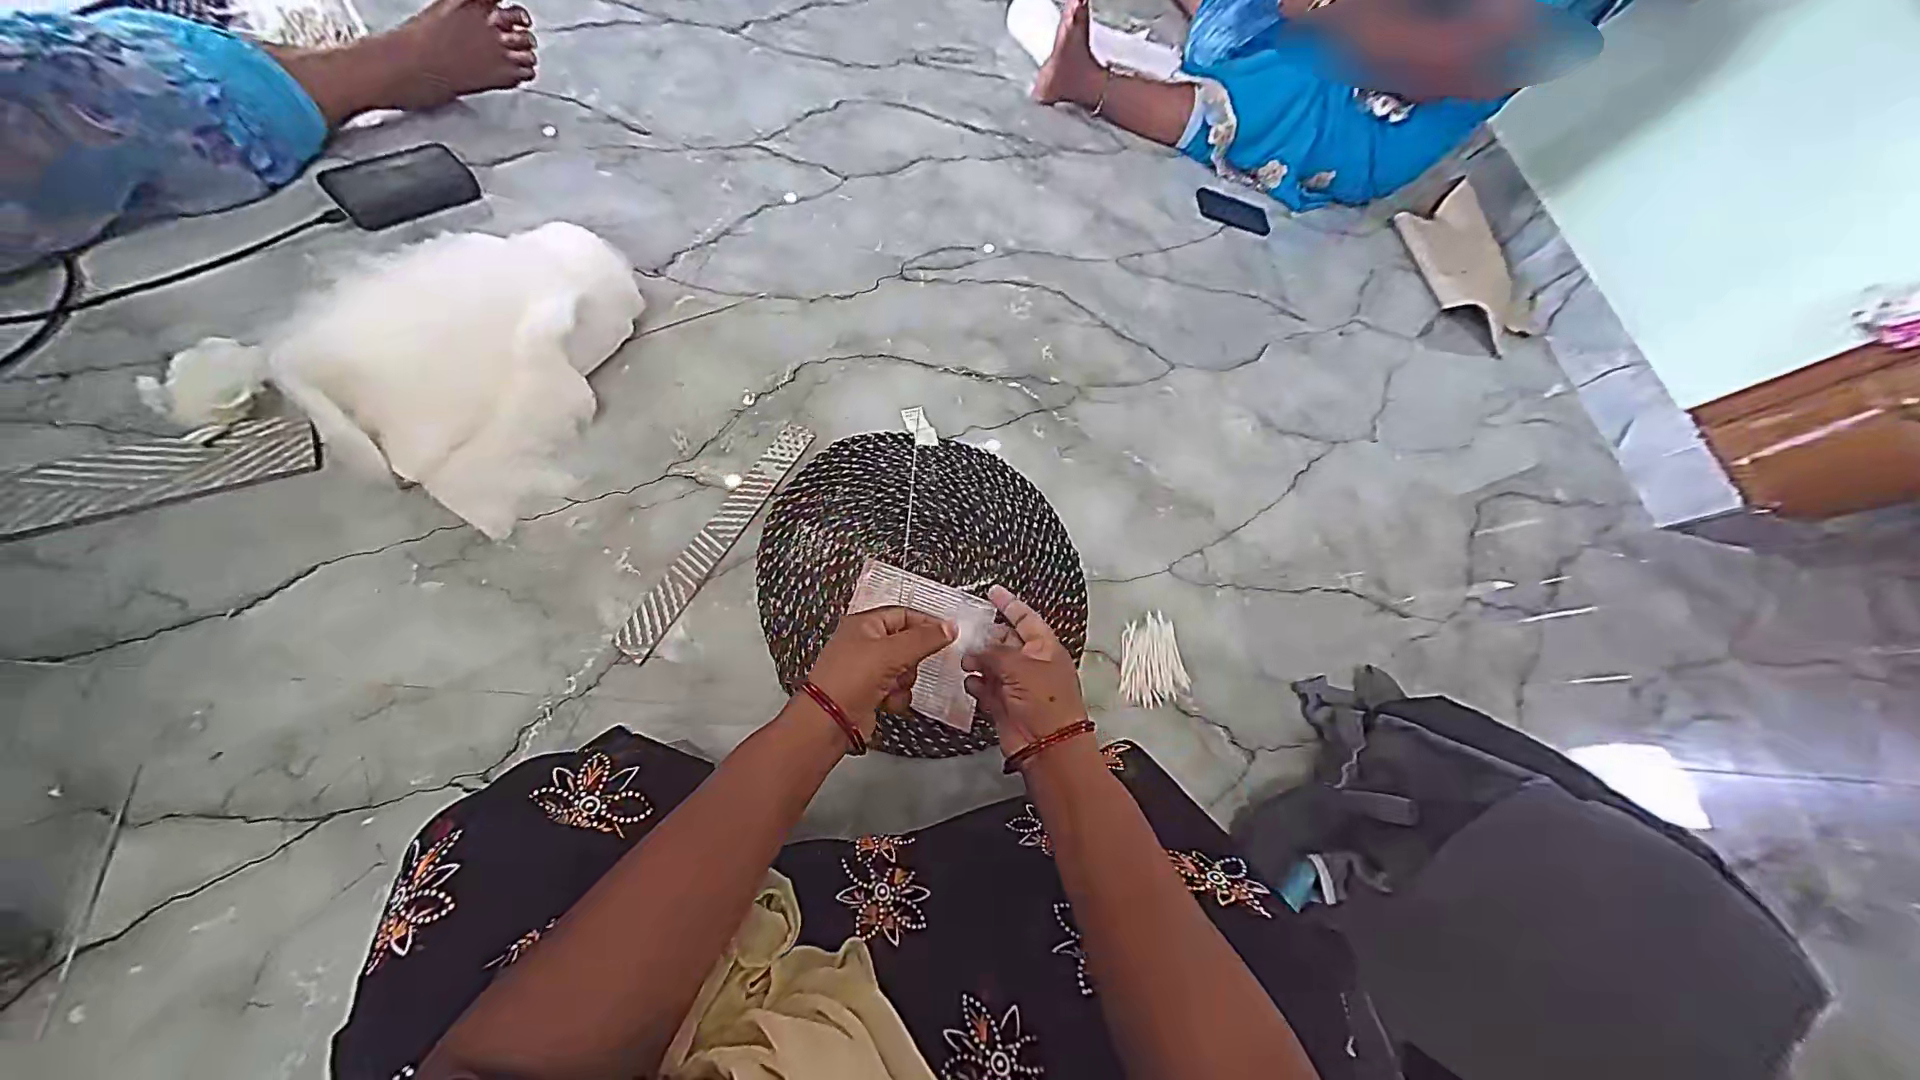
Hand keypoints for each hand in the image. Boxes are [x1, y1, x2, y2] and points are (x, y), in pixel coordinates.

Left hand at [803, 607, 955, 734]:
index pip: (904, 615)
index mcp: (864, 624)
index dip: (926, 623)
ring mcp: (867, 669)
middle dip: (912, 660)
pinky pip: (897, 689)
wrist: (830, 721)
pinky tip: (886, 701)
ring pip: (904, 669)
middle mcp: (864, 643)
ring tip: (893, 686)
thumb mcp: (892, 652)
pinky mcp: (870, 691)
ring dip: (905, 681)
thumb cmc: (850, 679)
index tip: (947, 634)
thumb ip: (924, 638)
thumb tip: (949, 627)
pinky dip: (897, 696)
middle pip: (906, 644)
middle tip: (910, 665)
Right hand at [964, 585, 1088, 755]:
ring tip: (966, 662)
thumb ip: (994, 653)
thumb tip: (976, 650)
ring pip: (991, 665)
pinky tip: (971, 683)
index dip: (1009, 604)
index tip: (993, 592)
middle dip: (986, 638)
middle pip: (1004, 642)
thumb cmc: (1046, 703)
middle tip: (966, 633)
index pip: (1025, 618)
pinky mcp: (1005, 704)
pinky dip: (977, 685)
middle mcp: (1031, 664)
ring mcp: (1017, 685)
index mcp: (1045, 648)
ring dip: (977, 663)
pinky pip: (986, 689)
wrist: (1047, 746)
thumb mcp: (1020, 667)